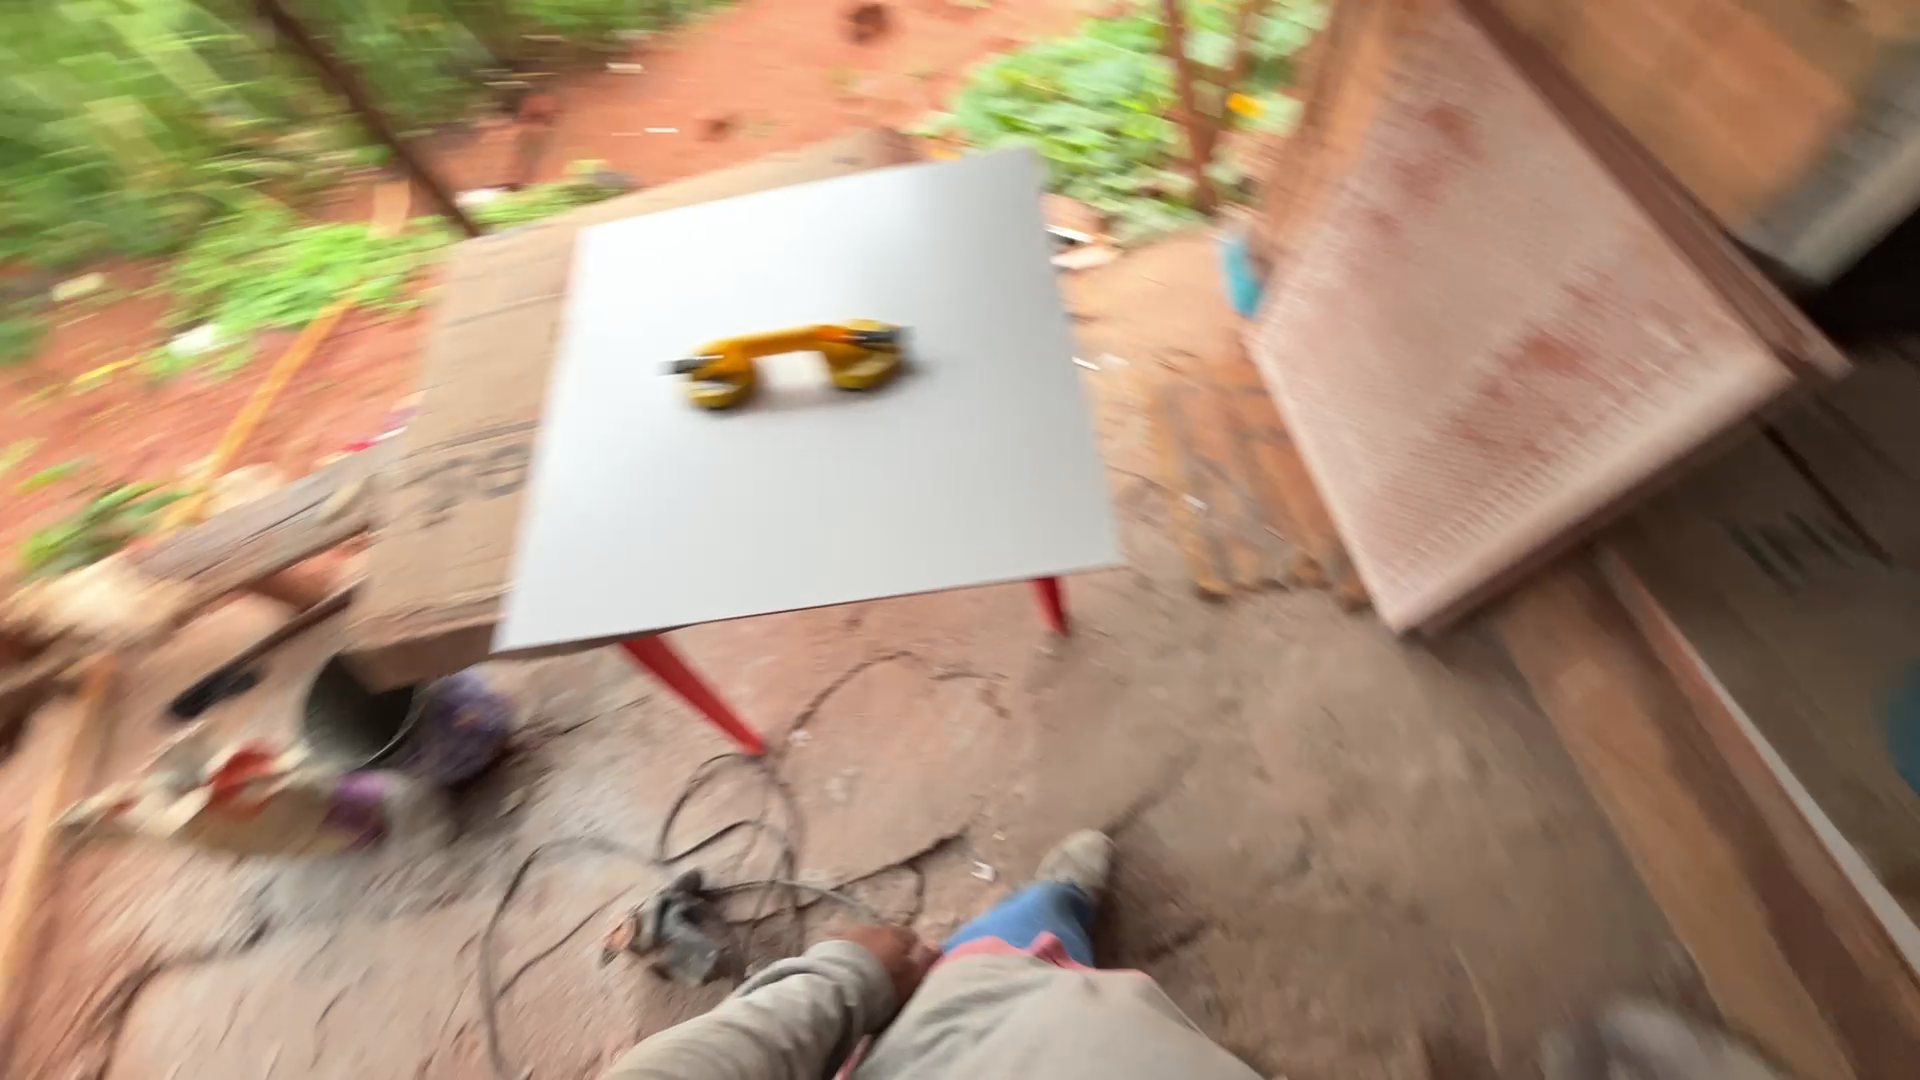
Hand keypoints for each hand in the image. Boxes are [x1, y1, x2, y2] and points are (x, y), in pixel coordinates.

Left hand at [834, 923, 940, 1005]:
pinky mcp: (829, 944)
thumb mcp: (911, 979)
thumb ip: (926, 961)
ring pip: (864, 942)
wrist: (839, 988)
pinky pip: (844, 950)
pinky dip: (847, 958)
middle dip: (886, 952)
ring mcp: (850, 933)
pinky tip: (845, 974)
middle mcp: (874, 927)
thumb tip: (937, 943)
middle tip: (885, 975)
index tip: (909, 970)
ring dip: (865, 954)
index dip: (912, 953)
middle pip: (885, 938)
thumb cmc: (882, 986)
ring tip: (862, 976)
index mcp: (897, 934)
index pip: (911, 937)